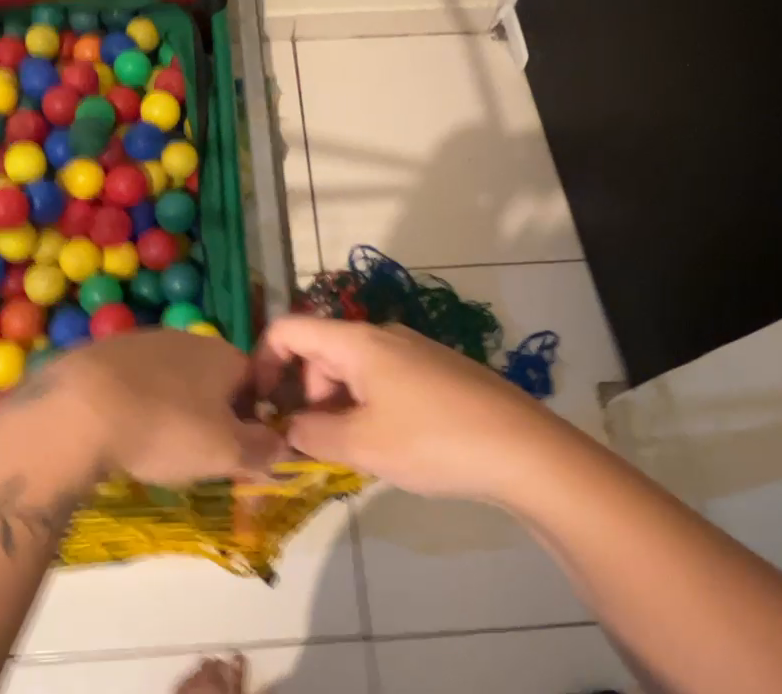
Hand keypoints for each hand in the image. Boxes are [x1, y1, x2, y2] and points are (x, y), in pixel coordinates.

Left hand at [22, 329, 288, 486]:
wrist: (78, 410)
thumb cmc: (166, 429)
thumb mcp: (226, 452)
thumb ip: (261, 449)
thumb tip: (281, 445)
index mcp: (224, 355)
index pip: (255, 382)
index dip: (252, 418)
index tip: (238, 451)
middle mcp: (186, 338)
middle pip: (211, 378)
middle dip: (209, 412)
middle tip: (196, 454)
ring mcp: (140, 340)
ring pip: (170, 378)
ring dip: (170, 407)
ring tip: (153, 446)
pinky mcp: (100, 353)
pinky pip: (130, 382)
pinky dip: (132, 404)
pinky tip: (118, 431)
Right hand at [254, 317, 552, 502]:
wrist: (524, 449)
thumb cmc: (432, 441)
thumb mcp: (361, 444)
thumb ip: (311, 434)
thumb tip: (288, 428)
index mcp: (357, 342)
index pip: (290, 329)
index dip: (263, 361)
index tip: (257, 405)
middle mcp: (384, 336)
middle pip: (322, 353)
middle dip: (306, 396)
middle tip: (313, 444)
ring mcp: (416, 352)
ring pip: (355, 371)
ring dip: (339, 407)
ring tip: (355, 453)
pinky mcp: (440, 373)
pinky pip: (385, 382)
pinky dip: (370, 408)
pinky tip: (393, 447)